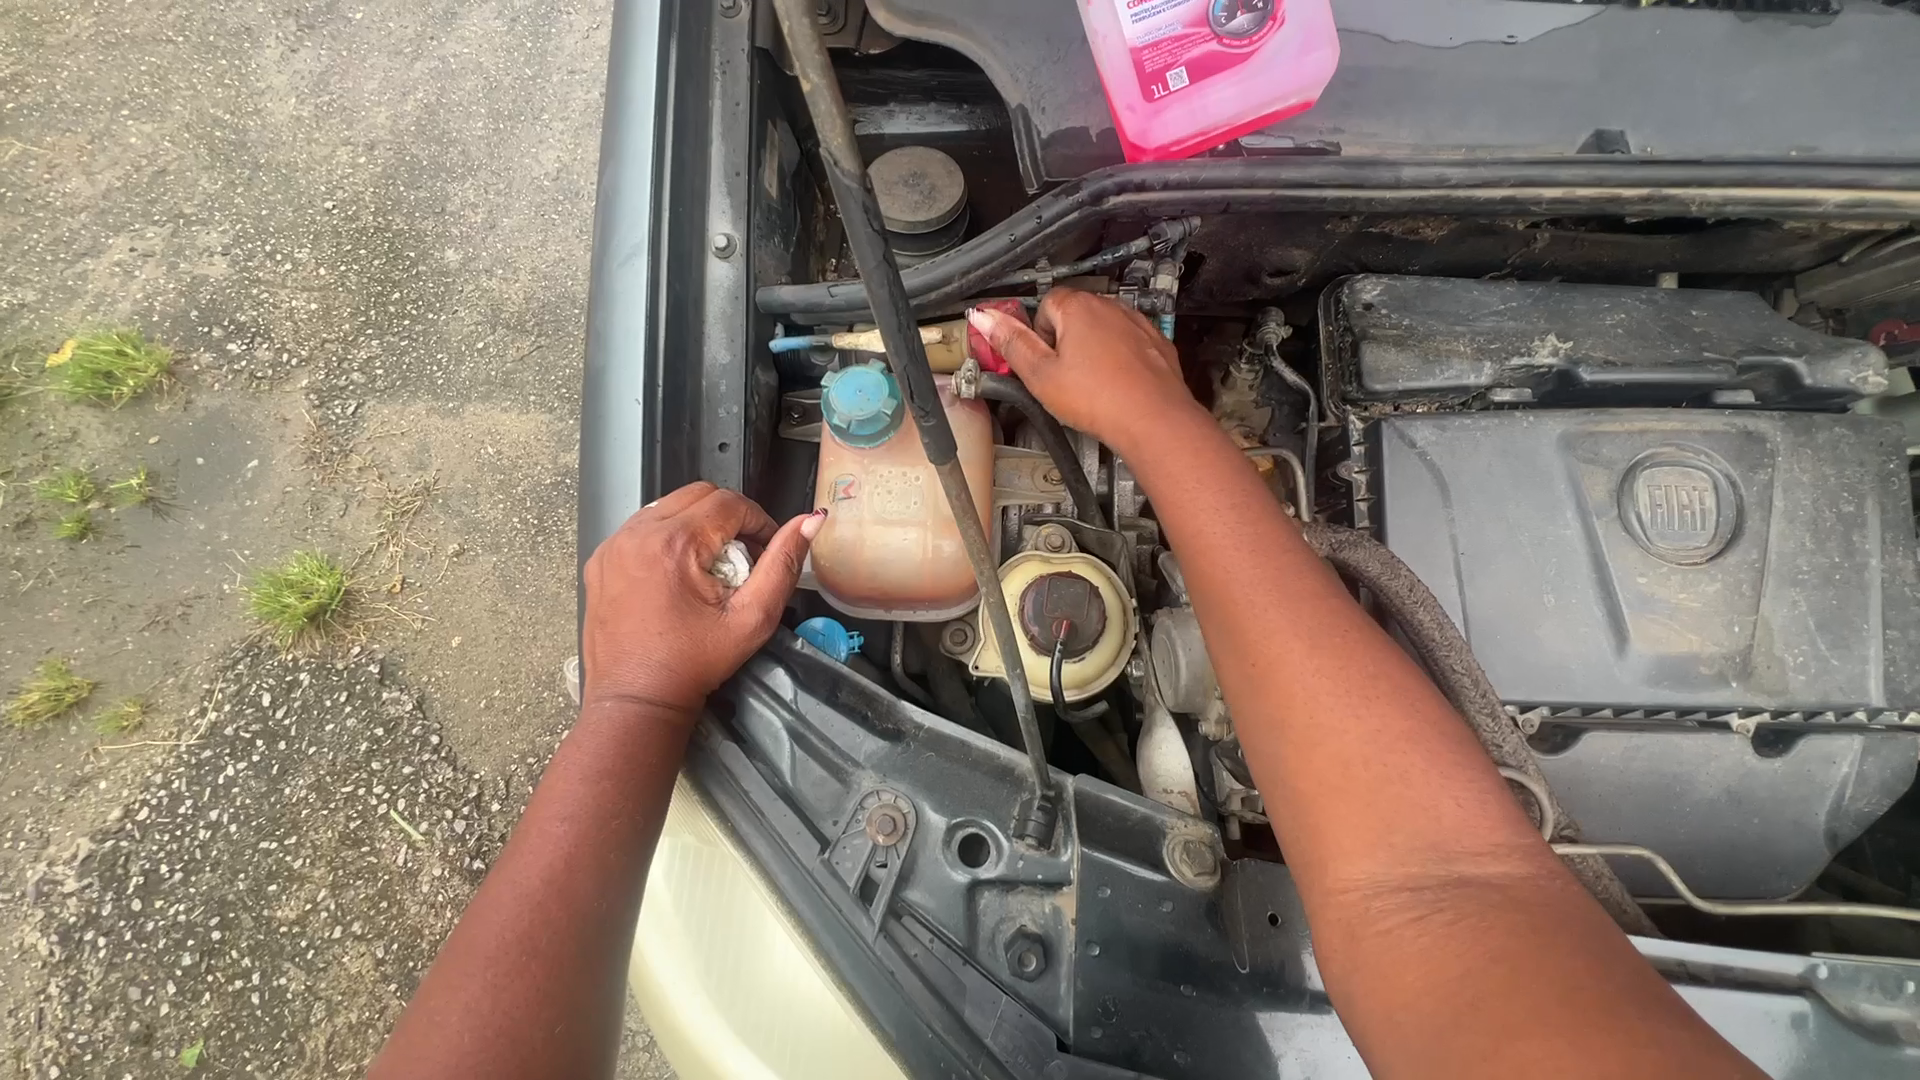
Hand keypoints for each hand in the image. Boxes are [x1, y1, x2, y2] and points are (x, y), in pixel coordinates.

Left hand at [582, 482, 824, 714]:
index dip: (758, 521)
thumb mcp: (753, 617)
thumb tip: (810, 521)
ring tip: (713, 564)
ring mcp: (613, 545)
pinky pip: (643, 526)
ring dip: (699, 523)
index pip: (730, 503)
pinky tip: (680, 572)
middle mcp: (637, 533)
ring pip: (669, 505)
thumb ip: (783, 564)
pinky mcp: (600, 559)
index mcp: (674, 543)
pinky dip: (669, 536)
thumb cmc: (696, 662)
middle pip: (698, 494)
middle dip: (730, 517)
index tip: (766, 551)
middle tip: (744, 556)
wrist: (636, 698)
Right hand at [967, 289, 1199, 452]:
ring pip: (1102, 330)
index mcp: (1078, 307)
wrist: (1153, 419)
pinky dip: (1119, 361)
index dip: (1038, 336)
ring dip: (1092, 352)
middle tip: (1063, 378)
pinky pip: (1127, 345)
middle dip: (1064, 343)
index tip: (1042, 362)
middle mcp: (1110, 307)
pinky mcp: (1155, 344)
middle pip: (1074, 316)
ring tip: (1090, 386)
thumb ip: (1011, 344)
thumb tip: (984, 318)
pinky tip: (1114, 386)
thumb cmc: (1100, 400)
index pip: (1045, 305)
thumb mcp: (1040, 376)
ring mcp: (1136, 323)